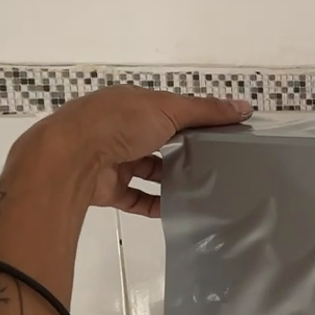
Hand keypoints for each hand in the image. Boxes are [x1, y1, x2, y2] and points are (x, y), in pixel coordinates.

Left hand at [19, 86, 251, 216]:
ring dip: (171, 178)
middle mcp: (120, 130)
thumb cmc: (120, 123)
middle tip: (218, 163)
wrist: (70, 158)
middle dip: (185, 151)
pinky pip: (137, 198)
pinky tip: (179, 209)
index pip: (170, 111)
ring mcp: (113, 159)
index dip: (196, 120)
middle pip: (160, 141)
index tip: (223, 134)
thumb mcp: (170, 109)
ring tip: (203, 187)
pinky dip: (156, 204)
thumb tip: (245, 107)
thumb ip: (207, 111)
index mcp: (132, 105)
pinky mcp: (108, 189)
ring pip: (149, 170)